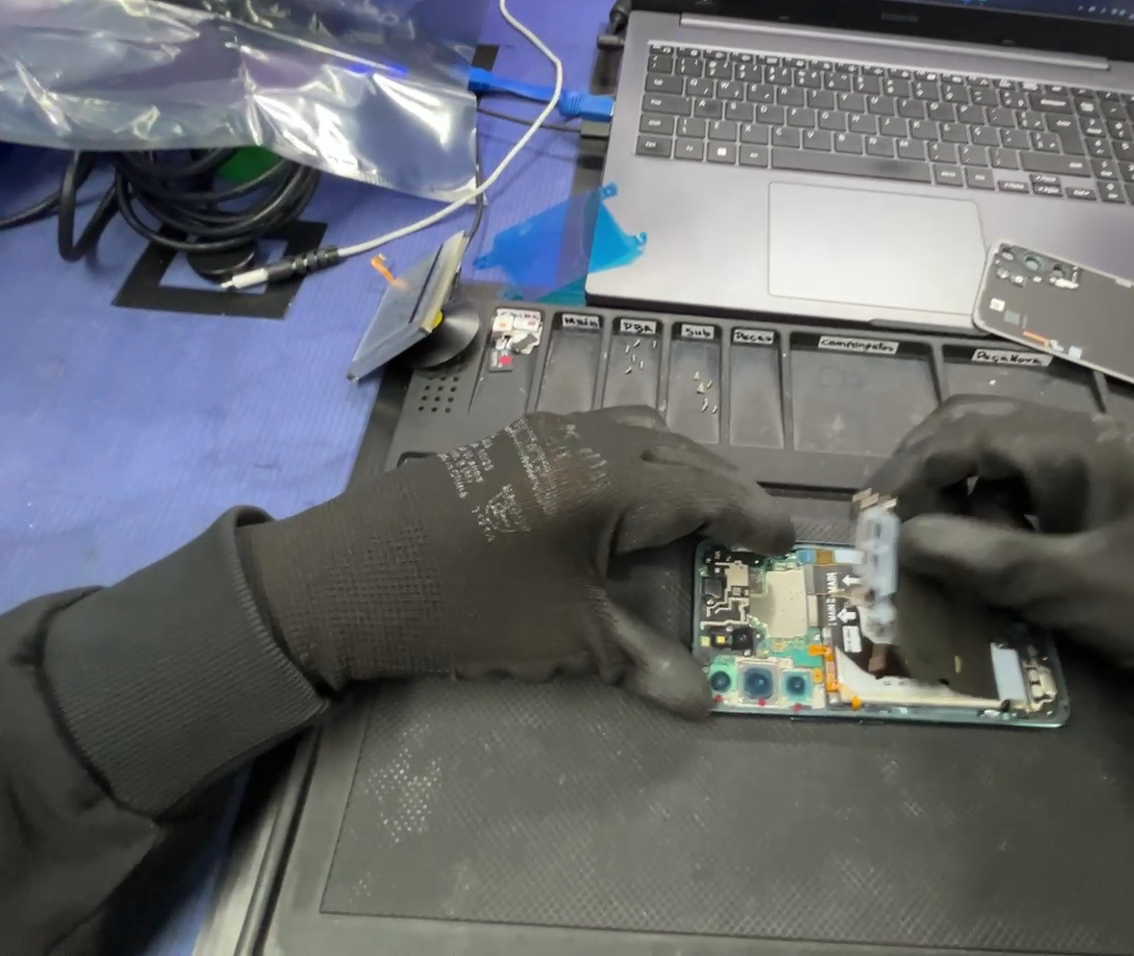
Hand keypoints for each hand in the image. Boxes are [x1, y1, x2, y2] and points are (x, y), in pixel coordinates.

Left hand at [239, 408, 793, 716]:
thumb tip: (705, 704)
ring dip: (682, 463)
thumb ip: (642, 660)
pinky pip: (605, 430)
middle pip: (683, 452)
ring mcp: (549, 429)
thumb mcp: (561, 637)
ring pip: (643, 431)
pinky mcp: (520, 436)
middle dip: (726, 487)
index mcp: (609, 481)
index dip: (752, 517)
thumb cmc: (464, 606)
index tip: (786, 539)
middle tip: (752, 526)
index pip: (705, 493)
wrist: (348, 575)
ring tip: (698, 506)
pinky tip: (629, 491)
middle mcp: (588, 439)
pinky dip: (640, 454)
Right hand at [869, 398, 1133, 789]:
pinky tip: (992, 542)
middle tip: (890, 513)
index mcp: (1076, 444)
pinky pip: (1029, 481)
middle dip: (924, 465)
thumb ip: (985, 559)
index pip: (964, 434)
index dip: (907, 470)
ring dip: (957, 485)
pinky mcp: (1105, 488)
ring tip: (935, 534)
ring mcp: (1096, 460)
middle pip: (976, 425)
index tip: (869, 512)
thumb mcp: (1078, 589)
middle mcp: (1081, 436)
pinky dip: (993, 504)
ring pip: (1000, 452)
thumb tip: (904, 539)